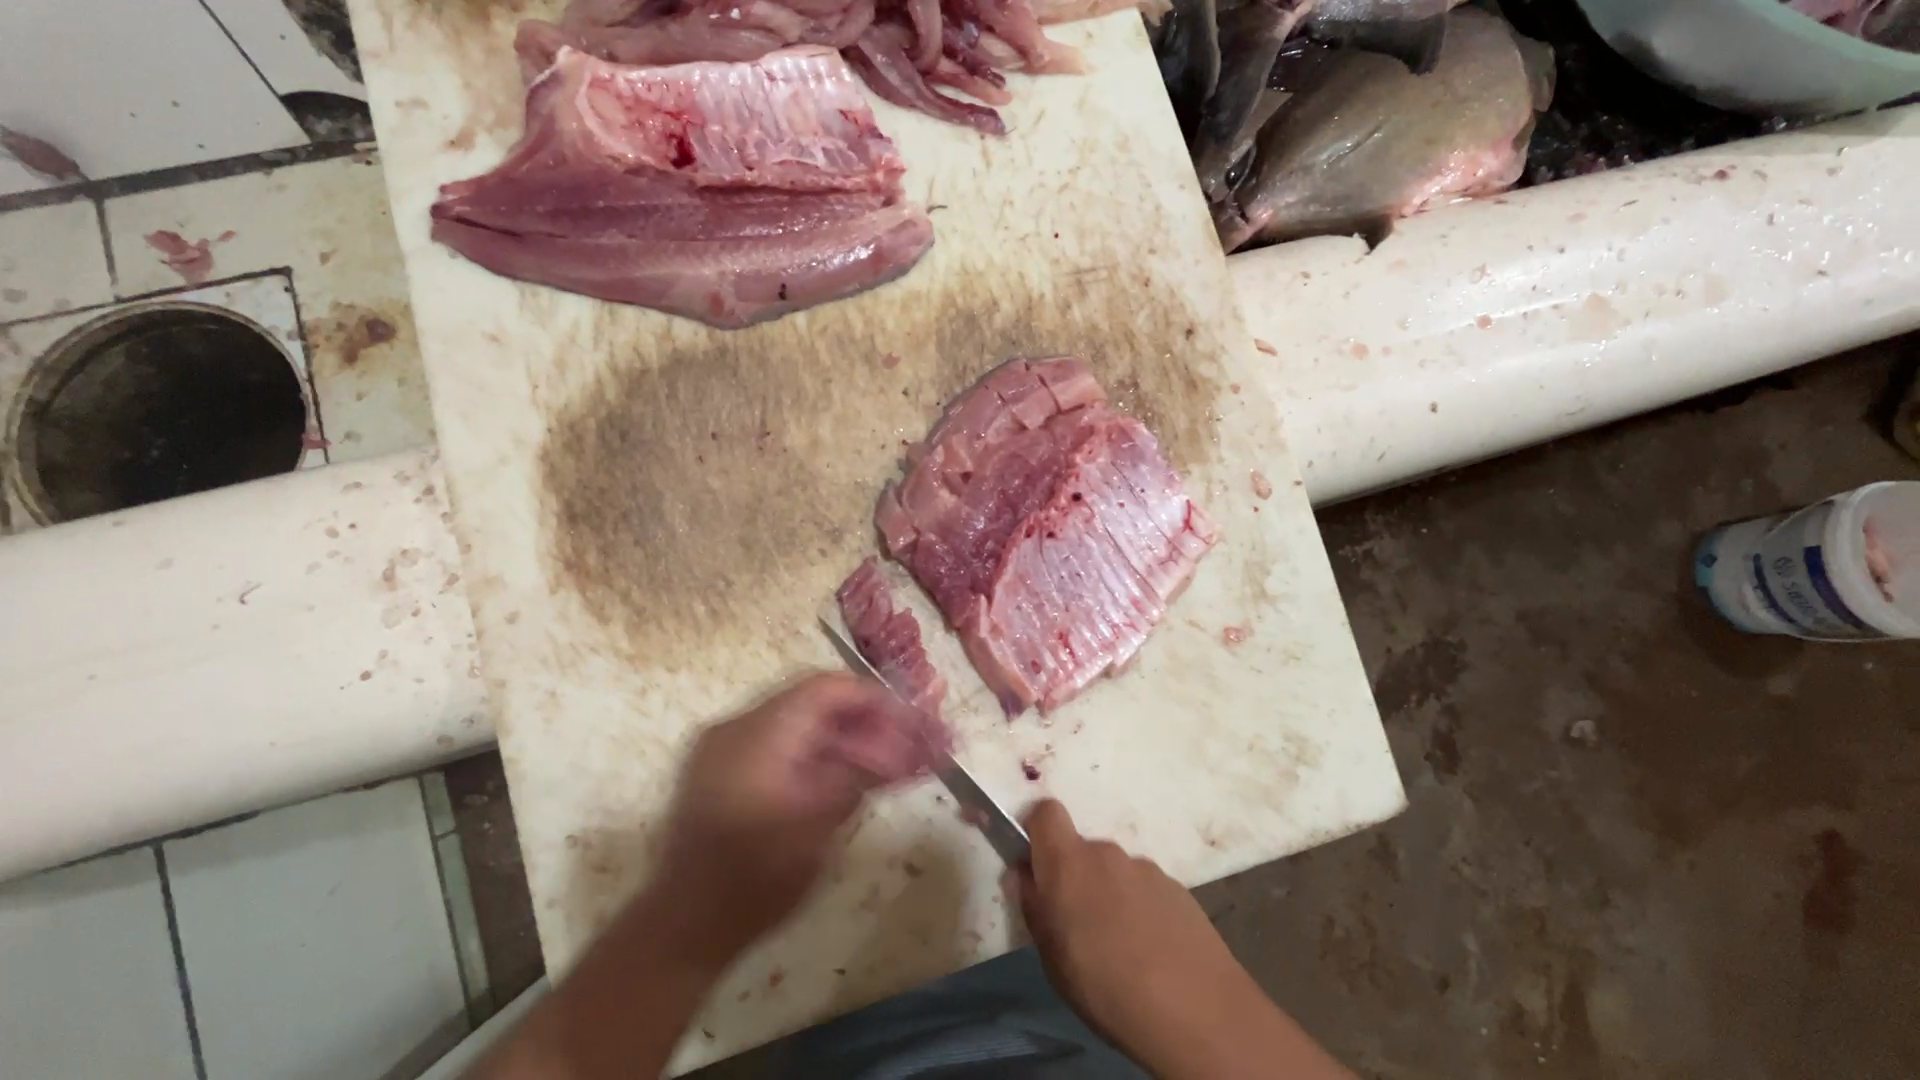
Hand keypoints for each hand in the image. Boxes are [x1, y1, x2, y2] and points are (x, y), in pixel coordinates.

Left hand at [650, 672, 941, 966]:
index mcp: (757, 732)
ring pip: (801, 727)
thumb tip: (908, 746)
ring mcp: (726, 750)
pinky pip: (782, 749)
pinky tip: (854, 781)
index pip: (827, 689)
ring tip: (894, 765)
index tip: (915, 720)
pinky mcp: (724, 774)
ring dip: (848, 741)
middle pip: (815, 704)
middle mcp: (737, 728)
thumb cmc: (755, 877)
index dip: (876, 699)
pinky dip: (820, 758)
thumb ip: (862, 773)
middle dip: (869, 721)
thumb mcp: (818, 824)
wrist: (684, 928)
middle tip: (913, 745)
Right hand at [1016, 800, 1353, 1079]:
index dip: (1037, 830)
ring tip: (1121, 948)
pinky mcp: (1179, 889)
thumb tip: (1024, 873)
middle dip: (1076, 879)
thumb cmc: (1106, 988)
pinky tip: (1151, 952)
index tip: (1036, 865)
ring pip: (1116, 873)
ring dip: (1111, 896)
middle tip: (1079, 926)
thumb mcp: (1051, 958)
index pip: (1046, 813)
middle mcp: (1108, 854)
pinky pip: (1145, 890)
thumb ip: (1034, 907)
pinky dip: (1141, 910)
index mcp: (1069, 865)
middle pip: (1083, 850)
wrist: (1198, 1012)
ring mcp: (1148, 869)